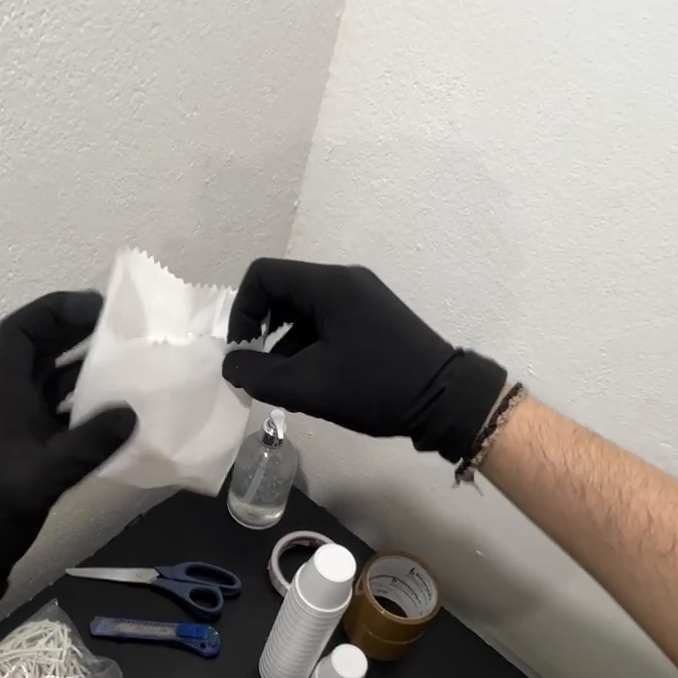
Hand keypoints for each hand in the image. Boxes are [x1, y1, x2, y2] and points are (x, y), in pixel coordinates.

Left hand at [0, 291, 136, 625]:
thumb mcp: (42, 476)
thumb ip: (86, 446)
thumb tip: (132, 413)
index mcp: (6, 393)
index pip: (20, 332)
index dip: (54, 310)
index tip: (96, 309)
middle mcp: (14, 399)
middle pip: (42, 348)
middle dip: (78, 331)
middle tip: (122, 330)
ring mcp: (25, 424)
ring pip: (57, 379)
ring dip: (88, 367)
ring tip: (129, 364)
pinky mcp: (36, 446)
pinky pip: (67, 411)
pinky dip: (91, 405)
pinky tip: (121, 412)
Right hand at [220, 259, 505, 461]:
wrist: (446, 401)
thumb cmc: (375, 388)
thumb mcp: (308, 387)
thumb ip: (258, 375)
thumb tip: (231, 365)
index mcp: (328, 286)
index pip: (262, 275)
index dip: (242, 312)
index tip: (243, 351)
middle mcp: (344, 281)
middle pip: (282, 290)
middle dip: (261, 329)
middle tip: (258, 368)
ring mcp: (361, 297)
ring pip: (302, 309)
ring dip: (283, 342)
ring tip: (285, 383)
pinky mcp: (372, 316)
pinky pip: (325, 320)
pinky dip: (308, 345)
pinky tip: (312, 381)